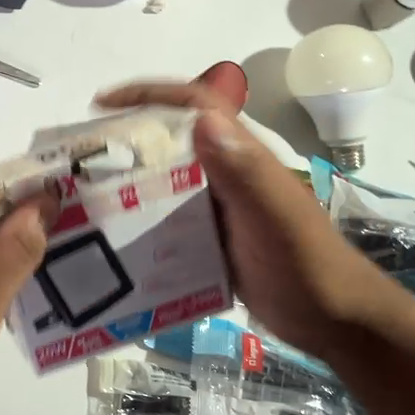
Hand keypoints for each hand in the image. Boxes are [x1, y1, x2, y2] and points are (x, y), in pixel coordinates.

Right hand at [95, 63, 400, 360]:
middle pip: (169, 136)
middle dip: (123, 135)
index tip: (102, 103)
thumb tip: (200, 121)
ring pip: (163, 175)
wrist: (335, 321)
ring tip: (82, 192)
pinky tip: (109, 233)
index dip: (150, 93)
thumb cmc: (308, 266)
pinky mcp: (208, 234)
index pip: (195, 103)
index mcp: (242, 155)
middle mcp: (225, 171)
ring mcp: (216, 204)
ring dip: (124, 176)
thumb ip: (245, 171)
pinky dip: (135, 215)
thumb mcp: (276, 217)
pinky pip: (163, 213)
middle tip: (79, 155)